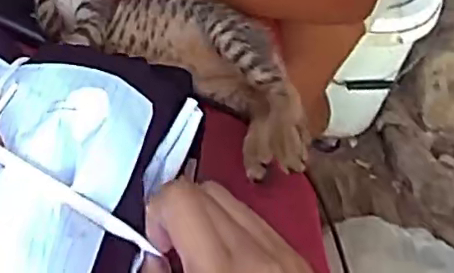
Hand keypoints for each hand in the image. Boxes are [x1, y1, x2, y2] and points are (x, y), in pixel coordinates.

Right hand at [143, 180, 310, 272]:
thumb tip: (153, 258)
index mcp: (222, 268)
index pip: (179, 194)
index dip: (156, 213)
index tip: (157, 247)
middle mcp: (258, 253)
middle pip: (204, 188)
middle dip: (180, 212)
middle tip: (174, 253)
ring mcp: (286, 254)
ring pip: (231, 198)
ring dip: (207, 218)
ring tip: (201, 259)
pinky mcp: (300, 260)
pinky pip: (257, 220)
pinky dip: (235, 231)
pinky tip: (230, 265)